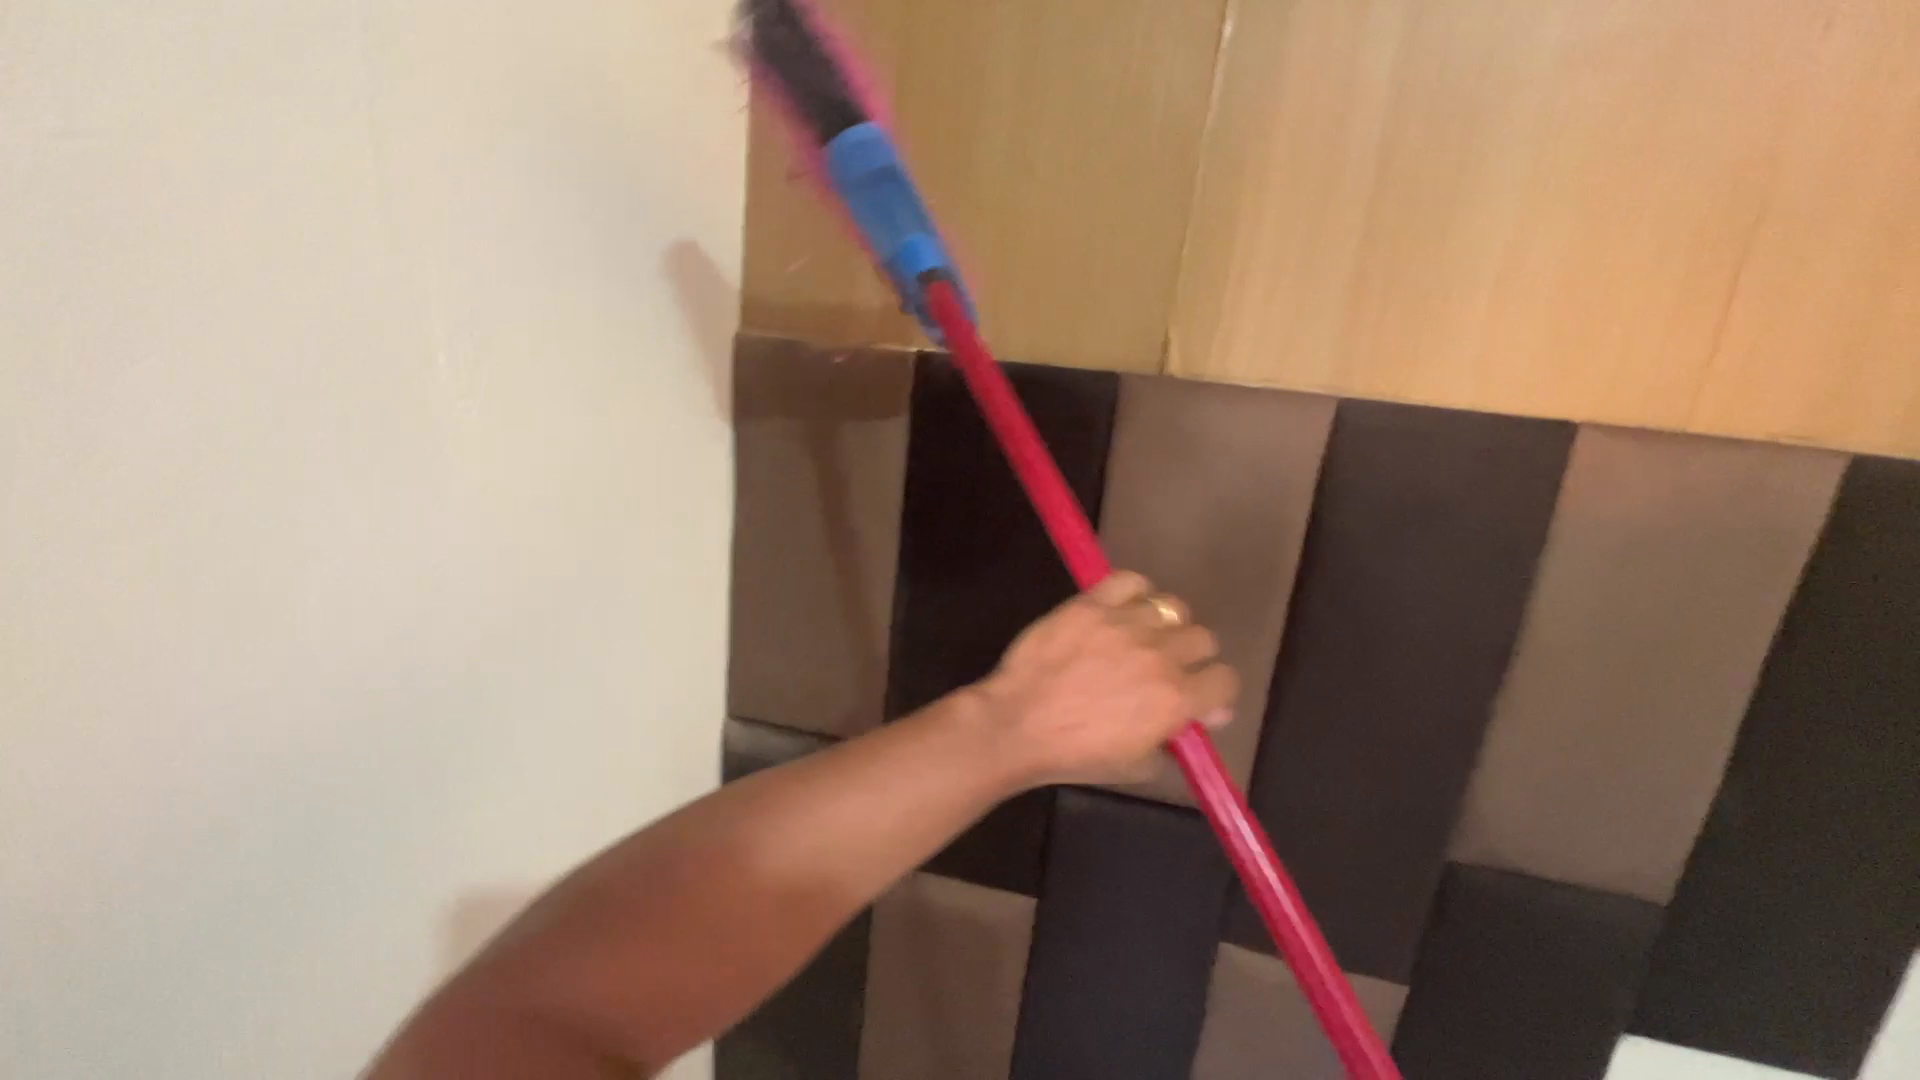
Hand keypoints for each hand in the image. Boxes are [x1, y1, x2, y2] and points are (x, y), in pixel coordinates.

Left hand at [971, 571, 1238, 787]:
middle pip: (1203, 639)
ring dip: (1165, 626)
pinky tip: (1124, 608)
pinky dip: (1135, 592)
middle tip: (1167, 671)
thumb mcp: (1135, 767)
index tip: (1198, 701)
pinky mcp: (1090, 605)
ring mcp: (1123, 625)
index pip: (1225, 680)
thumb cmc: (1073, 754)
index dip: (1215, 693)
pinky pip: (1130, 581)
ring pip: (1172, 608)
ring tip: (1143, 638)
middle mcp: (1158, 656)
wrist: (1016, 724)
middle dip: (1192, 658)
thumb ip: (1169, 743)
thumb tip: (1183, 727)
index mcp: (1175, 700)